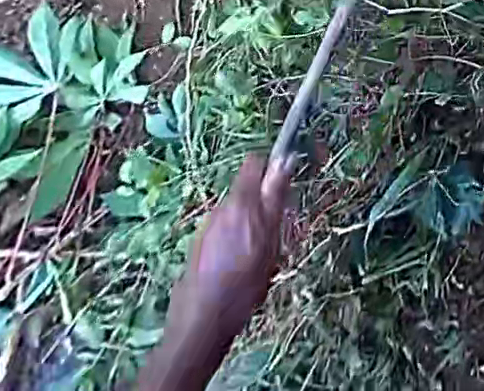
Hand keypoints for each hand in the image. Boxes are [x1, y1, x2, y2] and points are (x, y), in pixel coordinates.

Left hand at [166, 154, 290, 345]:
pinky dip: (234, 241)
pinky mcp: (199, 248)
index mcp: (240, 200)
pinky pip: (224, 232)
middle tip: (275, 231)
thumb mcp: (270, 237)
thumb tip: (284, 160)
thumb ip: (275, 196)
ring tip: (257, 255)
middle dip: (262, 203)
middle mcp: (221, 208)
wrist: (201, 323)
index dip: (271, 168)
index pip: (255, 162)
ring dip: (249, 224)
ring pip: (237, 213)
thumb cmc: (243, 280)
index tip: (283, 186)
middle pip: (246, 190)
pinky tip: (238, 268)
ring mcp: (207, 228)